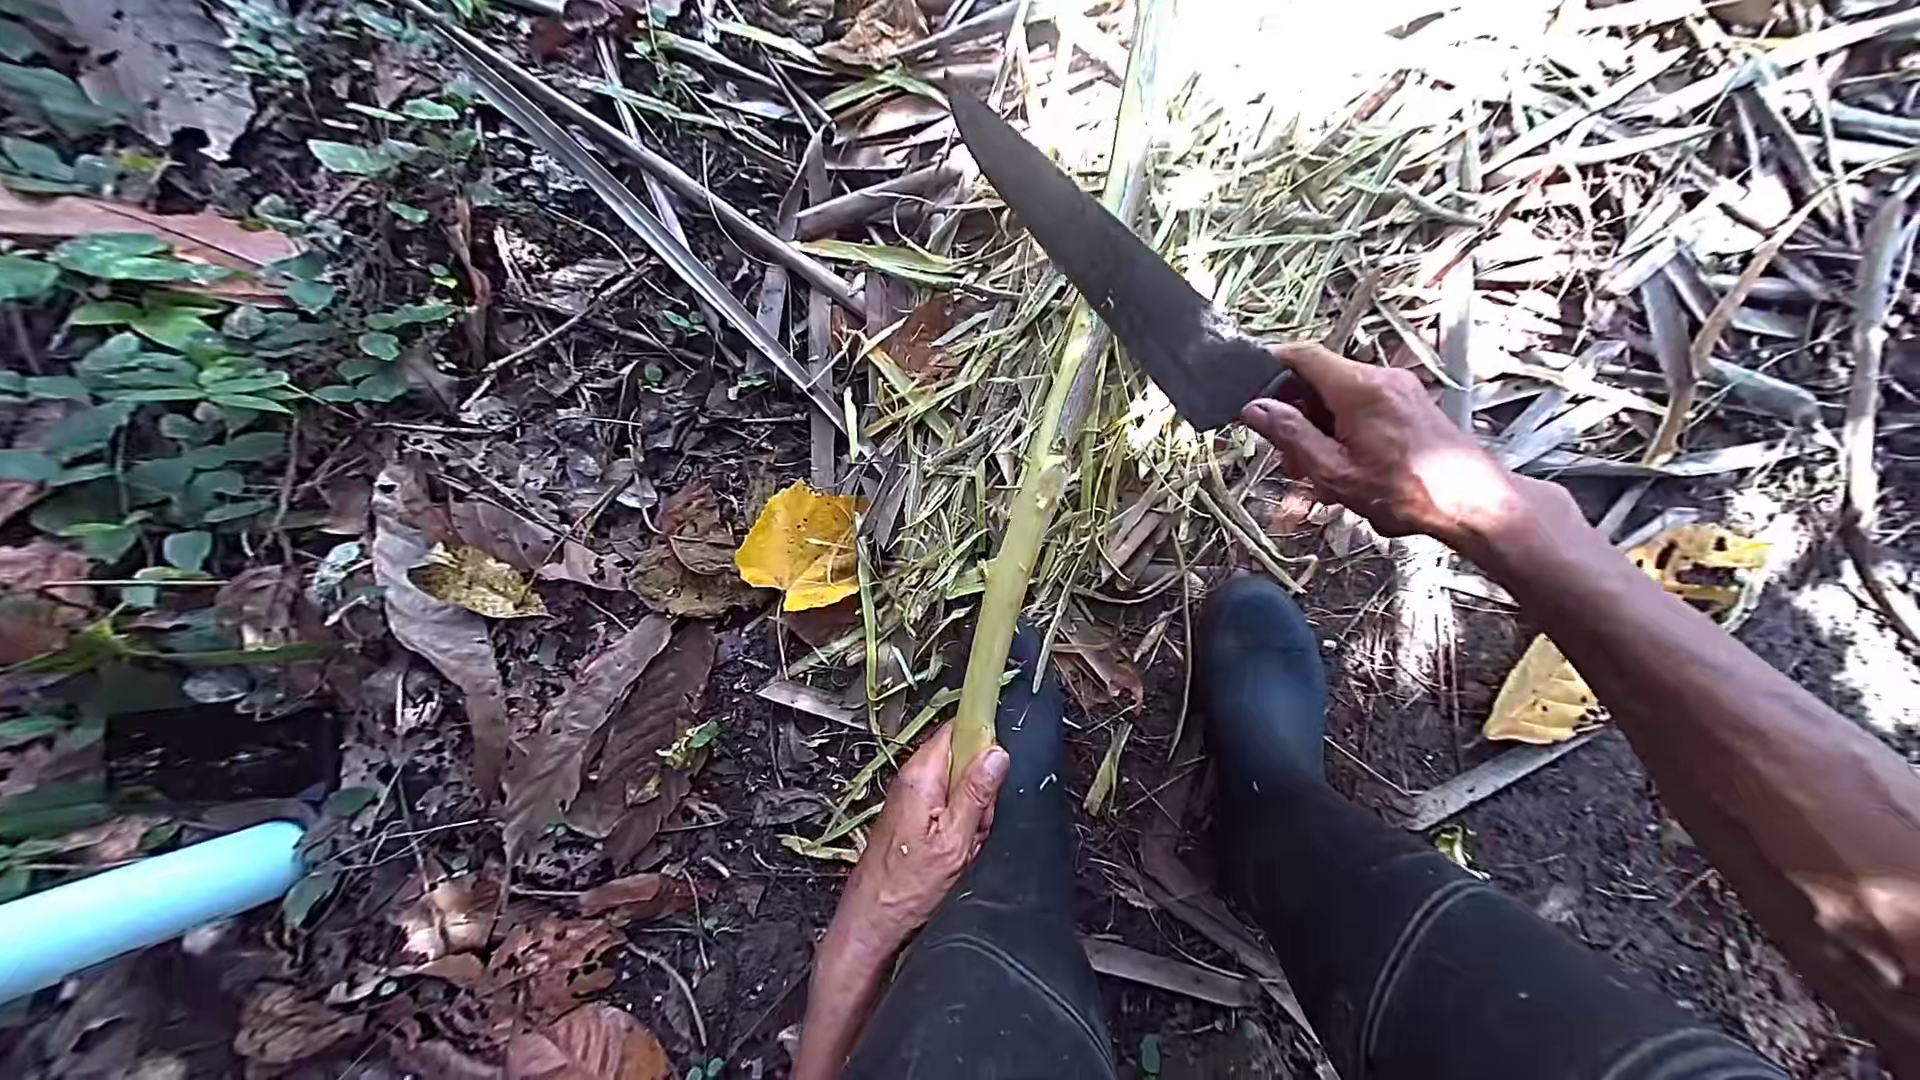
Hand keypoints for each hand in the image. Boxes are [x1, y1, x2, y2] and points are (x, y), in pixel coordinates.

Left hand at [792, 726, 1008, 1079]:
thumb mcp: (953, 841)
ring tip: (963, 845)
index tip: (997, 767)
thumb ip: (976, 793)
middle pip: (964, 759)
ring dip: (972, 814)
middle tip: (977, 823)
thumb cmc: (903, 889)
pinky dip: (959, 828)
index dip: (984, 742)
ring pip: (960, 786)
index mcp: (921, 774)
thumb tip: (997, 753)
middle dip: (981, 789)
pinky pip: (949, 807)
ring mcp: (913, 796)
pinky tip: (954, 853)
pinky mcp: (914, 815)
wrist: (872, 923)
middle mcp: (913, 778)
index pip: (958, 728)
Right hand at [1242, 343, 1541, 548]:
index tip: (1246, 388)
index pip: (1302, 355)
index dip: (1268, 365)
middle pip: (1315, 378)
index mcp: (1359, 388)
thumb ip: (1290, 434)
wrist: (1472, 503)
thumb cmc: (1404, 490)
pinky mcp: (1404, 402)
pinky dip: (1336, 428)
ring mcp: (1396, 388)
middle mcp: (1380, 378)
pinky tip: (1338, 462)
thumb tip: (1254, 408)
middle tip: (1285, 454)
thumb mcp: (1332, 469)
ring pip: (1333, 395)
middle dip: (1290, 412)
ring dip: (1313, 426)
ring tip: (1314, 468)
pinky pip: (1355, 404)